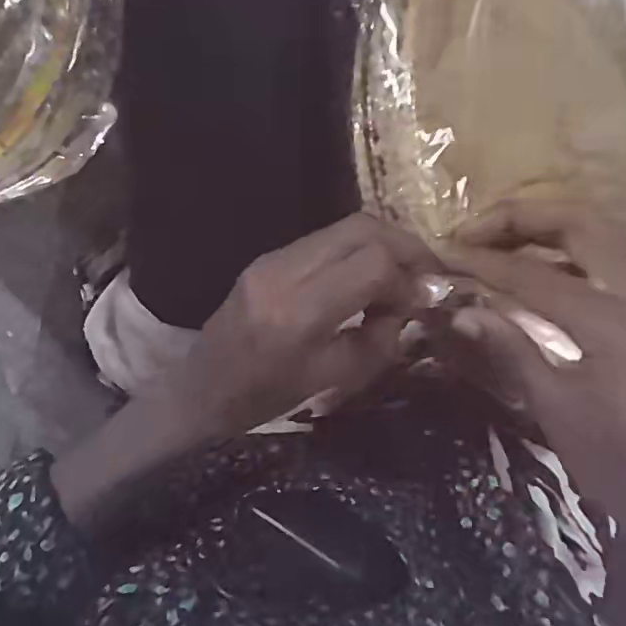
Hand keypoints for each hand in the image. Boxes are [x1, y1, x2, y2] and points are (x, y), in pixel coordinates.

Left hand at [54, 213, 434, 533]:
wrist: (201, 391)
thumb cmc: (263, 398)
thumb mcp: (330, 380)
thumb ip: (378, 339)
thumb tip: (410, 305)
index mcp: (298, 311)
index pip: (372, 262)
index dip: (409, 276)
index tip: (423, 300)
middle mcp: (282, 271)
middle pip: (362, 228)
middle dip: (404, 246)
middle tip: (424, 275)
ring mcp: (270, 259)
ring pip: (343, 227)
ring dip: (380, 245)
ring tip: (398, 278)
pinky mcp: (265, 258)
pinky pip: (322, 241)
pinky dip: (354, 252)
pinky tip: (363, 280)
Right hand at [435, 202, 625, 522]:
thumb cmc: (613, 463)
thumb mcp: (554, 407)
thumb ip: (510, 349)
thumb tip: (461, 310)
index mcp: (612, 322)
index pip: (533, 274)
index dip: (481, 260)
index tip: (440, 251)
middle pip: (582, 225)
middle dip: (523, 217)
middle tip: (472, 231)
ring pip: (604, 237)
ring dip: (549, 230)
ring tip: (499, 242)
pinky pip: (615, 264)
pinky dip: (573, 254)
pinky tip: (540, 273)